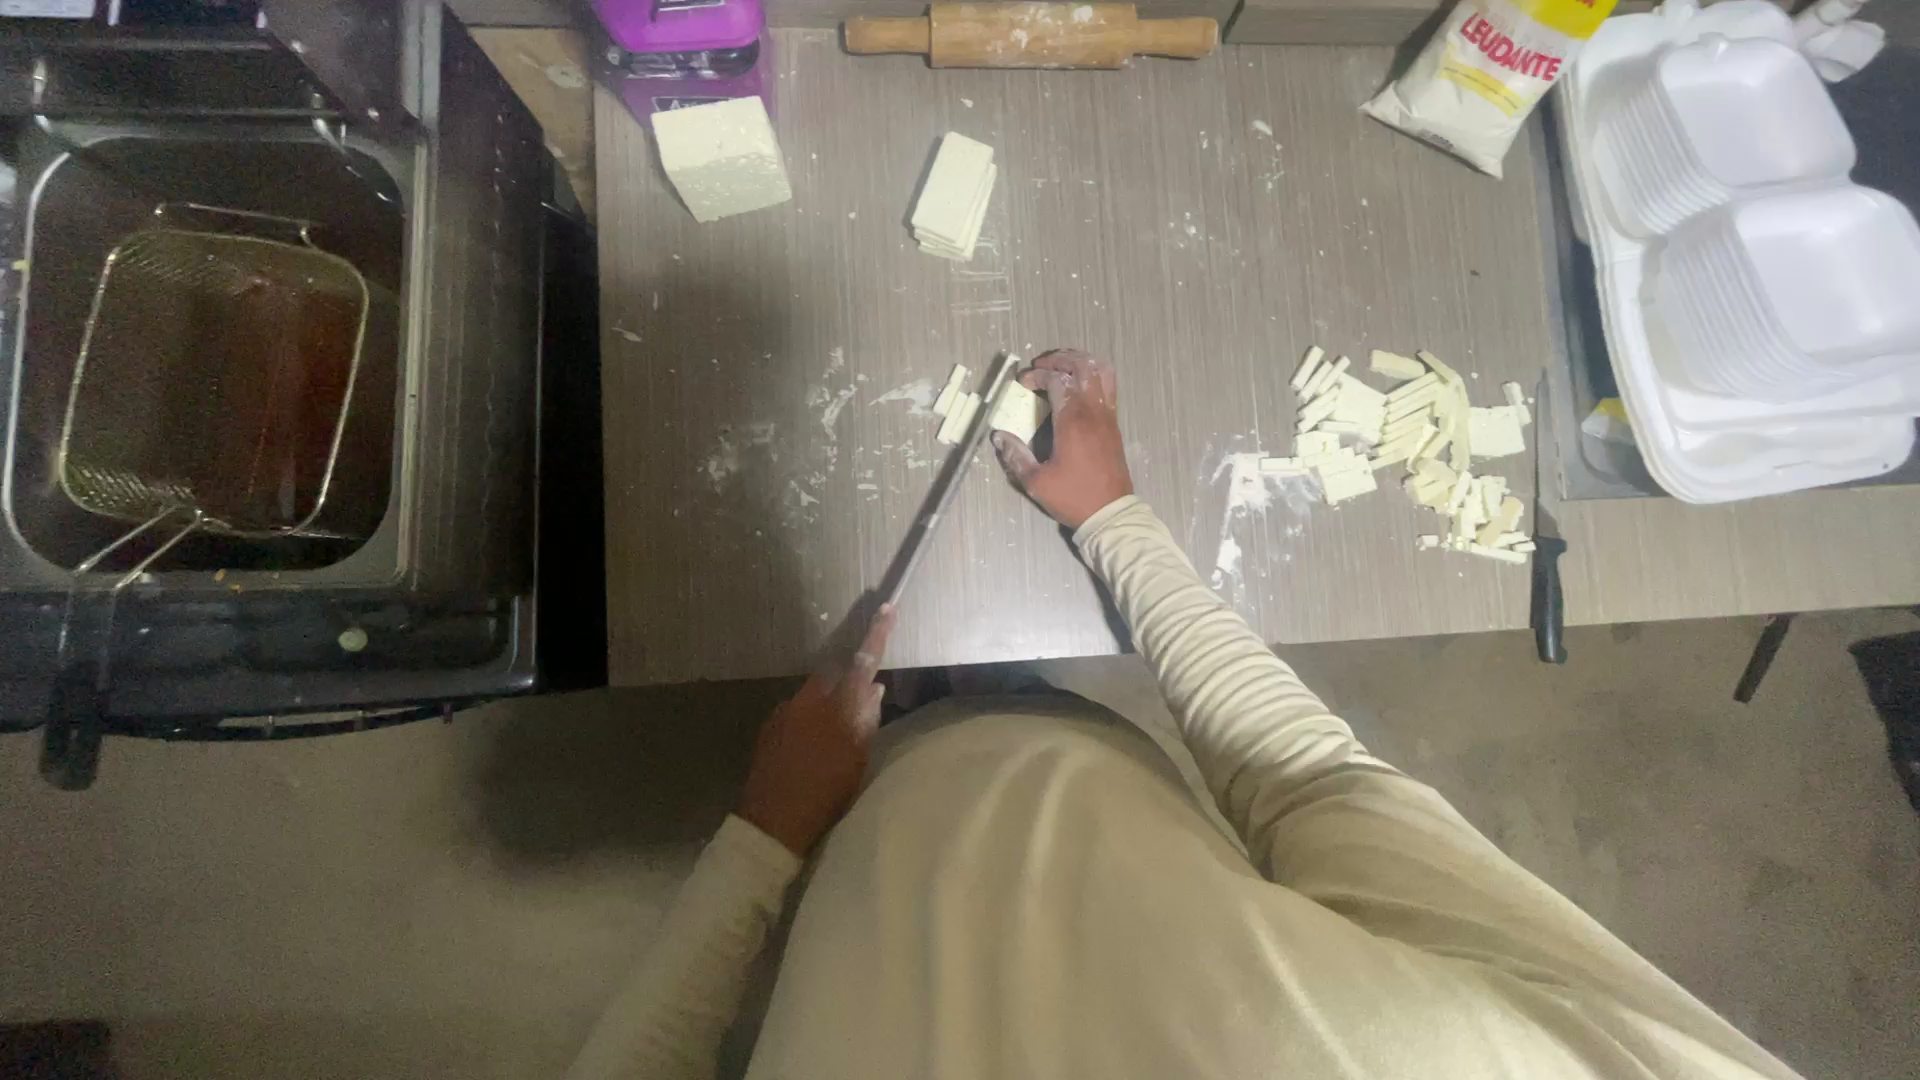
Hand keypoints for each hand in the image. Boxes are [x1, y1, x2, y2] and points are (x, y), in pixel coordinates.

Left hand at [738, 605, 895, 855]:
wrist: (772, 823)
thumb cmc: (825, 794)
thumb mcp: (857, 760)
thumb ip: (867, 720)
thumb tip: (876, 689)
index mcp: (835, 707)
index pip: (862, 662)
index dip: (876, 634)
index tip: (885, 607)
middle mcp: (807, 700)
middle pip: (834, 677)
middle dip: (849, 683)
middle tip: (861, 705)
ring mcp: (784, 712)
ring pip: (815, 696)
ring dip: (828, 706)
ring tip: (834, 739)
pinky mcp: (769, 726)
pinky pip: (797, 712)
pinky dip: (810, 721)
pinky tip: (812, 748)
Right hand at [992, 349, 1133, 528]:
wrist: (1110, 513)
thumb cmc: (1073, 497)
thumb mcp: (1036, 482)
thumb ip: (1015, 456)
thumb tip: (998, 436)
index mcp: (1073, 421)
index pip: (1057, 379)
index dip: (1037, 374)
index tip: (1022, 383)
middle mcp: (1093, 411)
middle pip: (1083, 366)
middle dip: (1060, 358)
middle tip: (1041, 365)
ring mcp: (1108, 416)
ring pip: (1102, 372)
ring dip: (1081, 363)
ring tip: (1062, 367)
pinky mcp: (1114, 424)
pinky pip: (1108, 387)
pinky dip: (1092, 377)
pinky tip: (1077, 388)